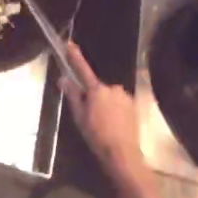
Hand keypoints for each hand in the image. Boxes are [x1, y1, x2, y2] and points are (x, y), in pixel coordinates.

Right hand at [59, 42, 153, 197]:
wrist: (122, 154)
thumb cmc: (97, 136)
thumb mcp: (79, 118)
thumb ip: (73, 96)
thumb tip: (64, 79)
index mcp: (97, 90)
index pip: (83, 70)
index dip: (75, 57)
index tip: (69, 43)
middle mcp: (112, 88)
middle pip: (97, 89)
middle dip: (93, 98)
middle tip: (89, 117)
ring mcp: (125, 96)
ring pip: (109, 97)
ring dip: (105, 106)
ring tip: (103, 125)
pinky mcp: (133, 105)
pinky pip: (119, 104)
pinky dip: (115, 111)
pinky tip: (113, 126)